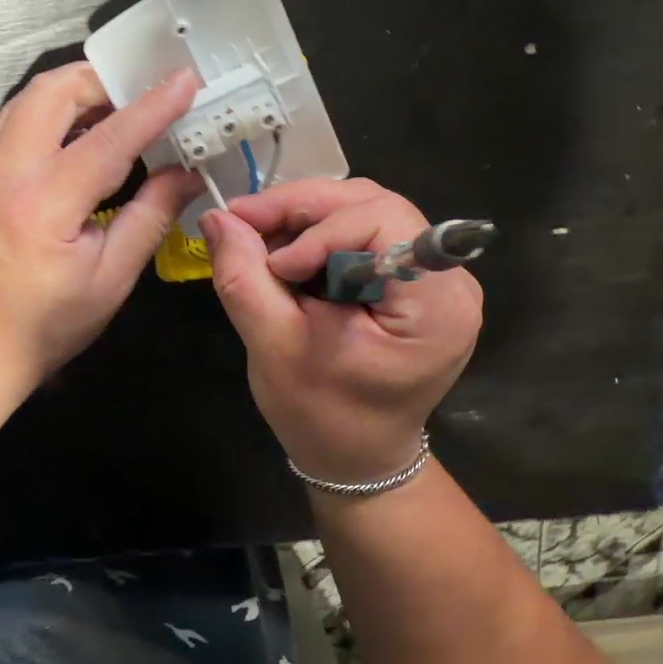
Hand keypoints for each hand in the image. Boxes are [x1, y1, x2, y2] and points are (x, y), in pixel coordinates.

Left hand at [0, 63, 202, 384]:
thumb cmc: (49, 321)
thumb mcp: (111, 277)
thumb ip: (150, 216)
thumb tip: (187, 173)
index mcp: (44, 204)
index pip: (107, 139)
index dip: (151, 107)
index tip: (185, 80)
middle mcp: (7, 173)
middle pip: (52, 94)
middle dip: (102, 80)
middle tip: (142, 92)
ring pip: (26, 100)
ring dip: (72, 91)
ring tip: (115, 106)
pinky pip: (14, 121)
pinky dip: (49, 111)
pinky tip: (78, 131)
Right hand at [199, 178, 483, 484]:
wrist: (354, 458)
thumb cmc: (320, 413)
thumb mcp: (272, 345)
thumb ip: (243, 276)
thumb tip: (216, 216)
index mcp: (434, 302)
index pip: (383, 218)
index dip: (320, 226)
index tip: (272, 263)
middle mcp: (446, 280)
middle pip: (371, 204)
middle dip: (301, 210)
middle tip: (244, 226)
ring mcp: (429, 278)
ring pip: (361, 211)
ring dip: (302, 219)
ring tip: (258, 244)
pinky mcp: (404, 281)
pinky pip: (359, 233)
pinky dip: (312, 235)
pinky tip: (281, 257)